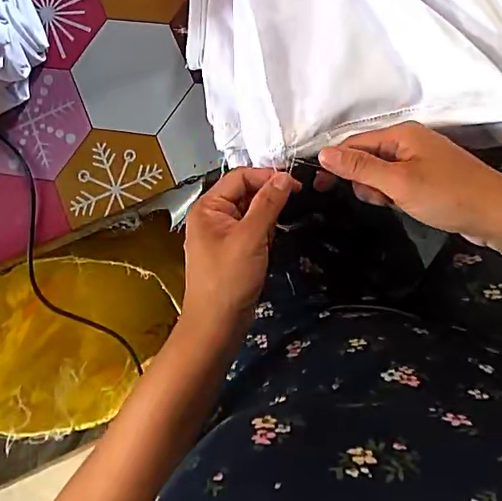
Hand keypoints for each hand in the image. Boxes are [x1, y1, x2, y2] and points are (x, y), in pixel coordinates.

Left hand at [181, 168, 296, 337]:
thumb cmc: (227, 280)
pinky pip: (251, 232)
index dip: (266, 176)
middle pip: (245, 193)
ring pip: (251, 213)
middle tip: (285, 215)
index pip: (239, 177)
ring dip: (266, 222)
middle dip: (267, 203)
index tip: (294, 183)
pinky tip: (266, 251)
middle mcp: (211, 216)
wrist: (216, 324)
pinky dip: (263, 237)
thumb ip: (268, 204)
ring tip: (267, 242)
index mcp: (207, 207)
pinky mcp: (231, 250)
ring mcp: (220, 234)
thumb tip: (284, 177)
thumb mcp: (251, 237)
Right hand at [316, 123, 501, 245]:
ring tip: (397, 204)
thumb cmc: (449, 196)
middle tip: (379, 198)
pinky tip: (407, 205)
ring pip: (380, 172)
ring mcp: (421, 158)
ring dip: (379, 190)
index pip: (352, 143)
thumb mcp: (397, 183)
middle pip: (365, 156)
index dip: (334, 164)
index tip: (319, 187)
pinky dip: (395, 194)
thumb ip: (359, 167)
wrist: (501, 216)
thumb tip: (323, 153)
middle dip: (363, 180)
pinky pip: (397, 180)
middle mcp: (409, 140)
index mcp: (401, 134)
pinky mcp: (430, 176)